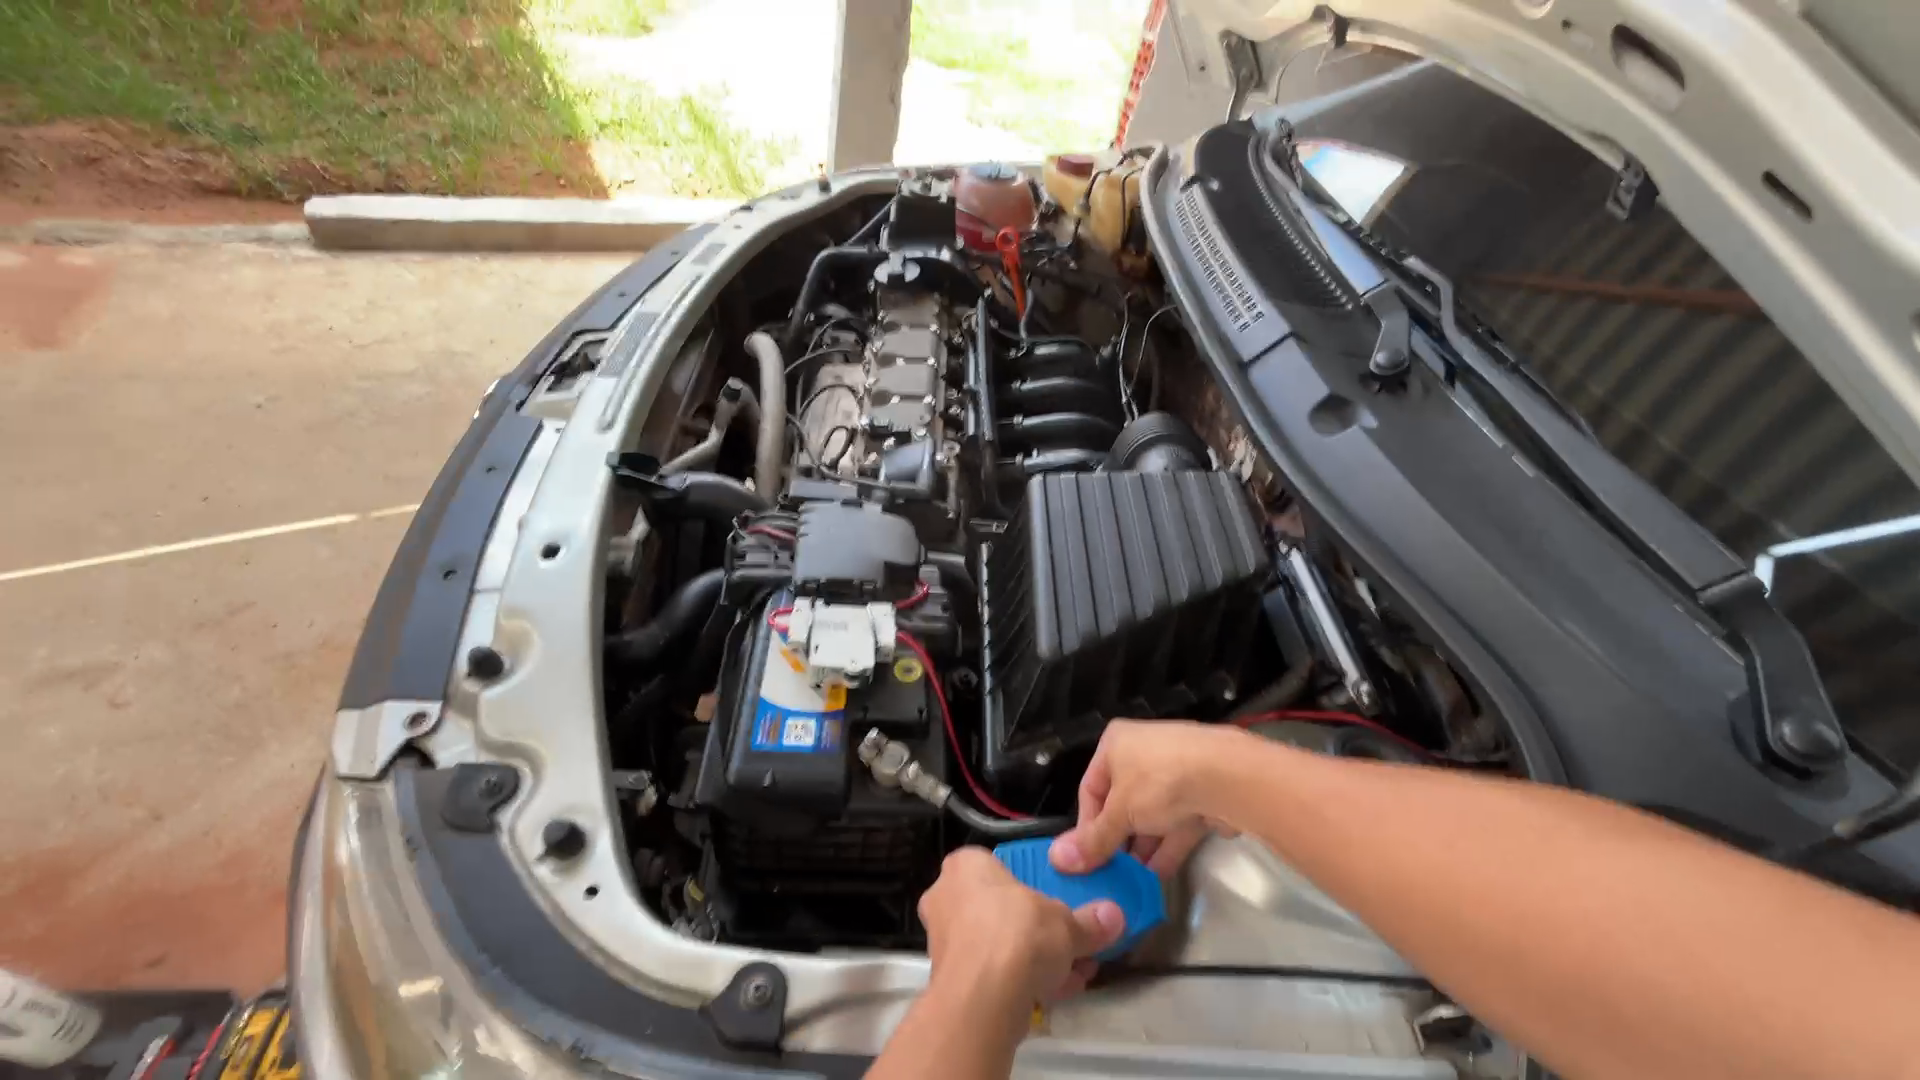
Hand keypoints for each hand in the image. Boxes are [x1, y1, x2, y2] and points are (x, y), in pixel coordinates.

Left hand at [919, 847, 1124, 1004]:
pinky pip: (991, 972)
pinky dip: (1019, 981)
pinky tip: (1055, 993)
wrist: (982, 1000)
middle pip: (999, 908)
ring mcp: (943, 940)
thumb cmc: (1019, 934)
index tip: (1057, 904)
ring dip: (1034, 959)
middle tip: (1071, 943)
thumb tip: (1114, 916)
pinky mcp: (948, 980)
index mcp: (966, 865)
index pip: (997, 865)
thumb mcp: (1067, 923)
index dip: (1029, 884)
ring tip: (1074, 973)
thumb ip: (1089, 921)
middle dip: (1037, 929)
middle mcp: (946, 896)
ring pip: (997, 944)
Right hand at [1050, 719, 1248, 875]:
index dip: (1086, 826)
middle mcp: (1143, 752)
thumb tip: (1058, 860)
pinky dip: (1167, 848)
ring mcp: (1176, 772)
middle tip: (1109, 874)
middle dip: (1117, 840)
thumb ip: (1093, 840)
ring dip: (1142, 848)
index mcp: (1116, 744)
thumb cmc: (1158, 782)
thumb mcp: (1119, 813)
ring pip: (1151, 815)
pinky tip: (1156, 877)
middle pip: (1122, 803)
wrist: (1227, 777)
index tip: (1086, 859)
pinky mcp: (1203, 794)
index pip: (1090, 789)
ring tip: (1131, 883)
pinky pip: (1177, 824)